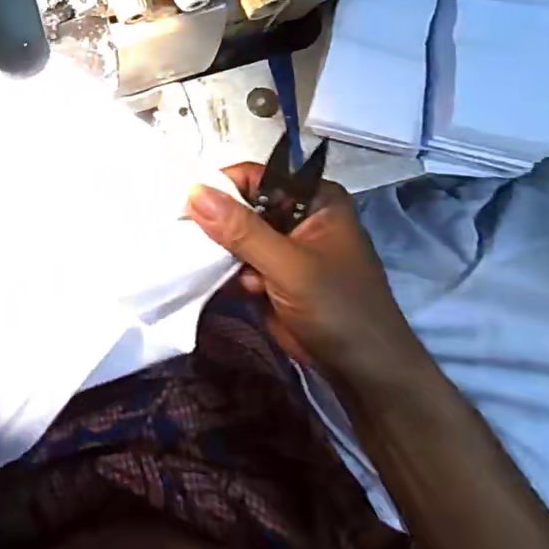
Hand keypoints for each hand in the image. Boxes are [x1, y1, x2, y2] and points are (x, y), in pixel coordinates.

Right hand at [188, 165, 426, 380]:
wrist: (363, 372)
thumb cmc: (338, 309)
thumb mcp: (288, 265)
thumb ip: (241, 229)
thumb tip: (194, 191)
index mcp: (315, 199)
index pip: (256, 176)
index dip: (221, 186)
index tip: (186, 204)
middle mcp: (298, 215)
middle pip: (242, 203)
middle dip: (217, 220)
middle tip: (185, 233)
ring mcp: (284, 245)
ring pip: (235, 233)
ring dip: (220, 249)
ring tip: (211, 264)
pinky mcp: (272, 273)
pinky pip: (237, 259)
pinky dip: (226, 269)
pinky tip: (227, 284)